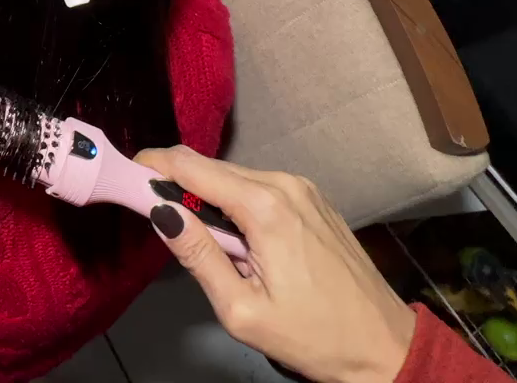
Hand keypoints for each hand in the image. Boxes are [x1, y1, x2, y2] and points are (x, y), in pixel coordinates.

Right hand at [135, 147, 415, 382]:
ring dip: (208, 198)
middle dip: (178, 187)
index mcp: (263, 205)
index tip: (126, 179)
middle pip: (208, 167)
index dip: (151, 166)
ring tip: (215, 245)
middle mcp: (281, 181)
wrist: (389, 352)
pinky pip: (256, 184)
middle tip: (165, 224)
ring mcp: (300, 185)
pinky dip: (235, 201)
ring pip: (231, 175)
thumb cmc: (314, 338)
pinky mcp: (310, 195)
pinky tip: (243, 239)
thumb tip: (158, 210)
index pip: (188, 164)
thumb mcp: (242, 310)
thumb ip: (197, 254)